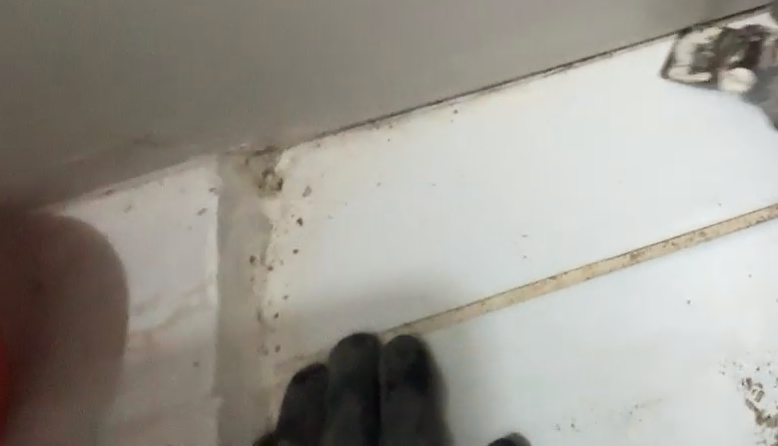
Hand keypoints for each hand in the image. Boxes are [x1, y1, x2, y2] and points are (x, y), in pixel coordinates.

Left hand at [257, 333, 518, 445]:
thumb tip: (510, 441)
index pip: (408, 406)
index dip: (407, 372)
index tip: (404, 342)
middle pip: (350, 411)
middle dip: (353, 373)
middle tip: (356, 341)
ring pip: (298, 437)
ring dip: (303, 405)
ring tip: (308, 376)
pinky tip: (266, 439)